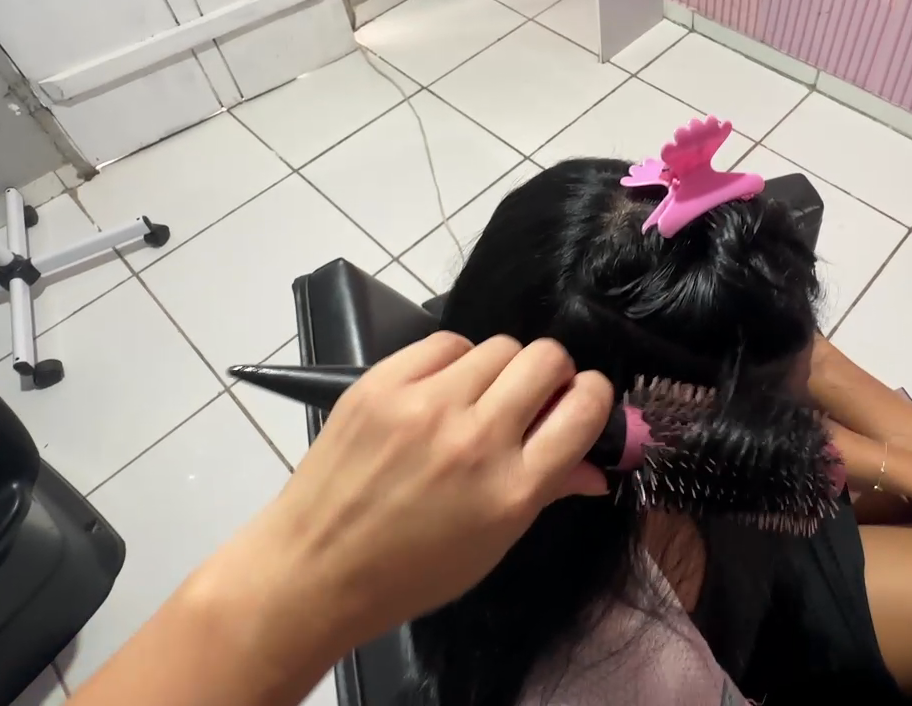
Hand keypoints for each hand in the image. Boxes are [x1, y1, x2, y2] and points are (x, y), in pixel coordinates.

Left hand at [195, 334, 613, 641]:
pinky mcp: (384, 381)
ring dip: (501, 367)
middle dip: (552, 372)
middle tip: (531, 394)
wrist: (313, 568)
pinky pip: (447, 342)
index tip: (578, 399)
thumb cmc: (413, 570)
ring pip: (500, 344)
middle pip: (547, 358)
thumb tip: (598, 464)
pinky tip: (440, 387)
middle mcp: (476, 438)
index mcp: (512, 489)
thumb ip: (551, 490)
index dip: (592, 394)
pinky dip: (455, 359)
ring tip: (478, 395)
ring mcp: (426, 404)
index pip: (584, 407)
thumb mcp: (495, 543)